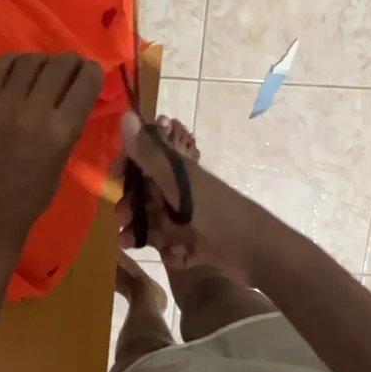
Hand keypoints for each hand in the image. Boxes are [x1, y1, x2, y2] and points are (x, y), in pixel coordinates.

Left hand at [0, 53, 103, 252]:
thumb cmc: (36, 191)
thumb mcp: (65, 155)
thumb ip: (72, 120)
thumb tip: (78, 87)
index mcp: (61, 131)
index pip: (85, 81)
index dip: (92, 72)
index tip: (90, 73)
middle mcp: (33, 112)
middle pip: (59, 65)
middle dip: (71, 62)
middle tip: (70, 68)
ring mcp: (3, 105)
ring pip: (29, 60)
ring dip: (43, 60)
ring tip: (44, 69)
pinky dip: (15, 62)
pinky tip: (20, 71)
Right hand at [118, 108, 268, 283]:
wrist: (257, 252)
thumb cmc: (216, 212)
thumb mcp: (178, 182)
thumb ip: (149, 154)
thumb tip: (126, 114)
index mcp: (177, 173)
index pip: (142, 163)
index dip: (124, 170)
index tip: (112, 181)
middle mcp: (181, 193)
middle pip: (143, 197)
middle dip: (129, 208)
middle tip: (122, 220)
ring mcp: (188, 220)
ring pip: (153, 224)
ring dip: (141, 233)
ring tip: (131, 244)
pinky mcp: (196, 244)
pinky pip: (172, 247)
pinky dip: (171, 252)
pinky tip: (177, 256)